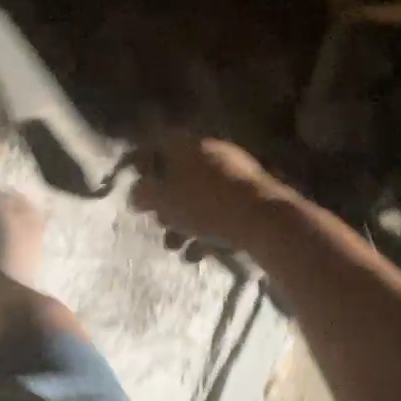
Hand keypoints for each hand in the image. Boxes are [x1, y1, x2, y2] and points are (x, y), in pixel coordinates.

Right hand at [130, 127, 292, 246]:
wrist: (264, 221)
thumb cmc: (204, 205)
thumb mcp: (162, 199)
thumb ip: (142, 194)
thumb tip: (136, 193)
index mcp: (190, 146)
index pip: (159, 146)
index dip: (142, 166)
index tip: (136, 190)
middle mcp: (213, 156)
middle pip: (180, 176)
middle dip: (165, 203)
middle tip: (157, 221)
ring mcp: (236, 177)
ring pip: (200, 199)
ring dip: (183, 223)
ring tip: (174, 246)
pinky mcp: (251, 200)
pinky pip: (221, 213)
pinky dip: (206, 232)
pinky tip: (196, 254)